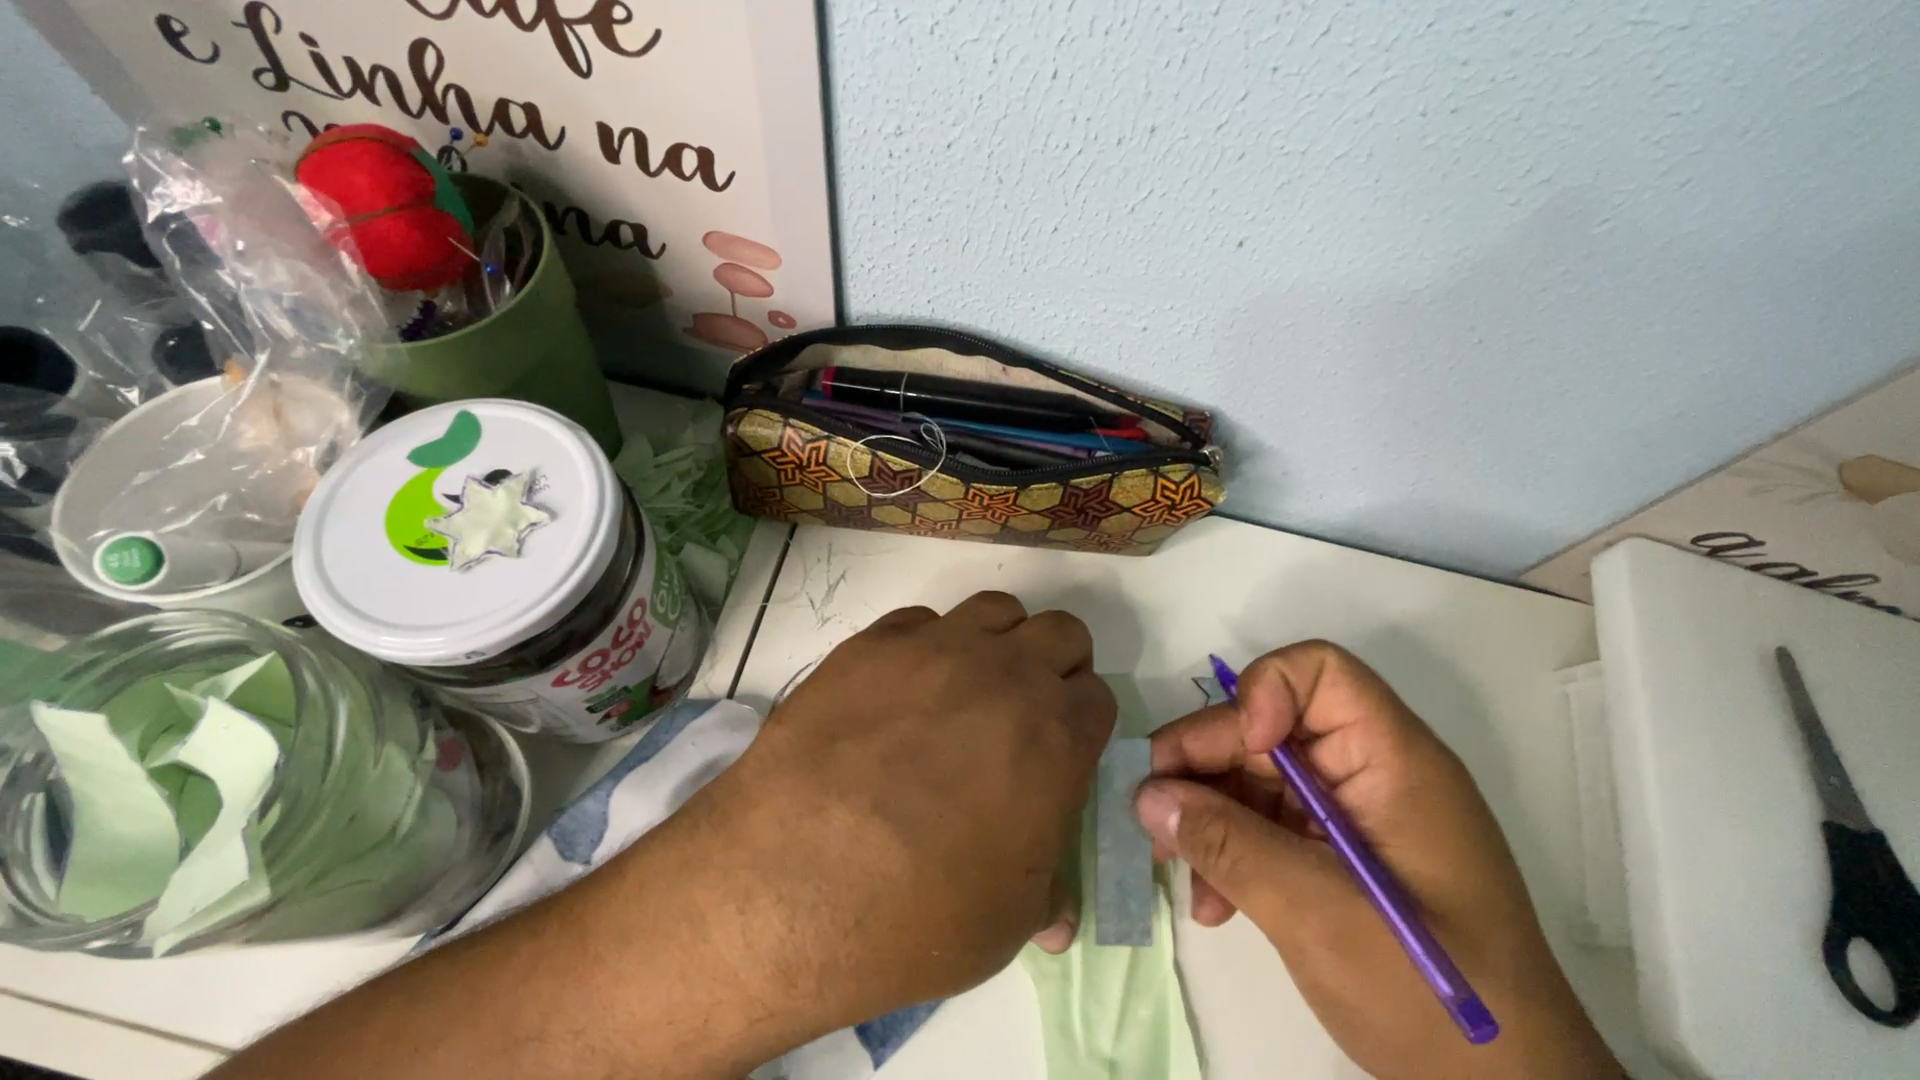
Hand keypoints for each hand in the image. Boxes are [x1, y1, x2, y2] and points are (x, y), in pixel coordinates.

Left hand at [674, 592, 1114, 1036]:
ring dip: (998, 642)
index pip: (1098, 697)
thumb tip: (1058, 916)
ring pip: (995, 610)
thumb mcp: (1007, 923)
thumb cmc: (918, 915)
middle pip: (1061, 634)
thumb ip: (1045, 894)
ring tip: (967, 691)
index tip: (1060, 750)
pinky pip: (919, 620)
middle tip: (1022, 715)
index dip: (1083, 723)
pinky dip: (927, 645)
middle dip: (1055, 667)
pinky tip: (900, 693)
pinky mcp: (869, 645)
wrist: (792, 883)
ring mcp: (934, 650)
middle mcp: (1006, 674)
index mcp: (1058, 735)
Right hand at [1134, 642, 1621, 1079]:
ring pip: (1259, 777)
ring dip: (1210, 817)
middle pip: (1272, 727)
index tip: (1226, 753)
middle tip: (1153, 815)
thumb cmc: (1427, 993)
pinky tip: (1213, 904)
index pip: (1321, 673)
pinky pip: (1269, 826)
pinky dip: (1231, 853)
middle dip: (1206, 765)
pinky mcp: (1340, 857)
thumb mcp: (1317, 914)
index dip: (1262, 693)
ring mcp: (1356, 817)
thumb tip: (1146, 795)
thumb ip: (1229, 845)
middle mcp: (1372, 773)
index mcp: (1393, 761)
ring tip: (1180, 873)